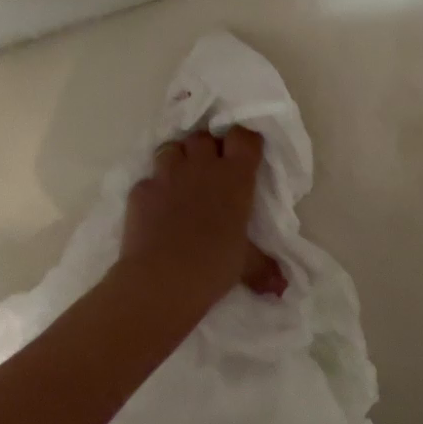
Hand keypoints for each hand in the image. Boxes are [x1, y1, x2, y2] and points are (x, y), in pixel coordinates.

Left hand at [114, 128, 285, 314]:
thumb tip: (282, 287)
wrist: (160, 282)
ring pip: (172, 148)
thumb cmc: (213, 266)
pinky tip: (154, 209)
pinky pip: (147, 180)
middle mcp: (203, 166)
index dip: (243, 141)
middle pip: (204, 137)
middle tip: (209, 170)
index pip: (243, 136)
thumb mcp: (245, 265)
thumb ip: (263, 267)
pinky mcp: (140, 191)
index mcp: (235, 176)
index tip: (243, 154)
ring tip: (179, 180)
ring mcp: (168, 175)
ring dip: (177, 159)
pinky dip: (152, 190)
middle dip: (206, 148)